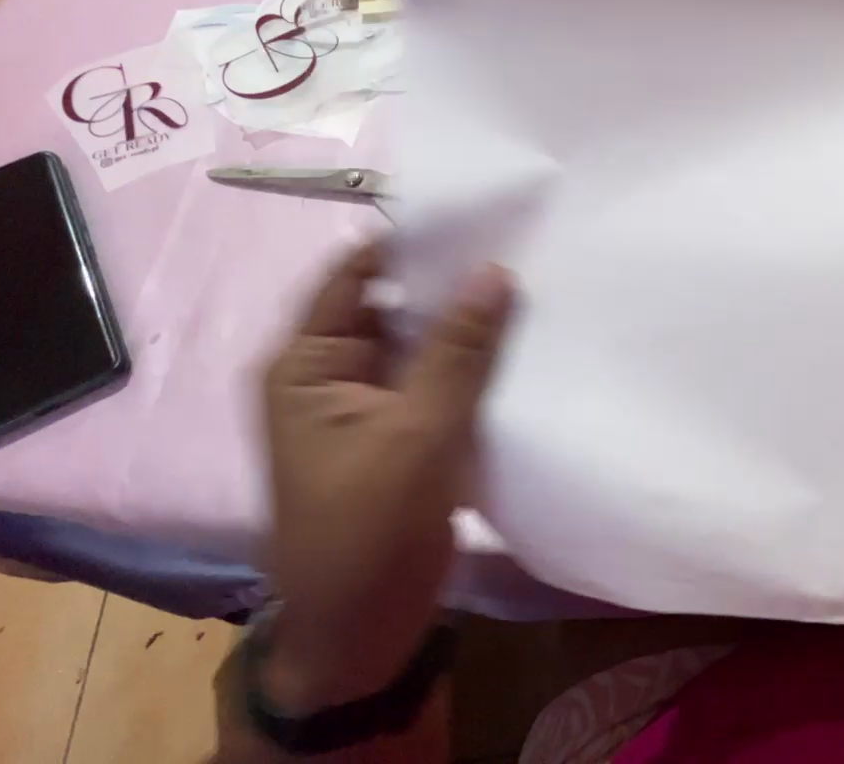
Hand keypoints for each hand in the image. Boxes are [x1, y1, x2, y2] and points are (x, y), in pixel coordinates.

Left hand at [258, 241, 515, 711]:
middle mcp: (336, 372)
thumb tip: (495, 270)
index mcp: (308, 363)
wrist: (361, 628)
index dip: (412, 241)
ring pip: (426, 340)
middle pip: (397, 304)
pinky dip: (477, 359)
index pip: (357, 274)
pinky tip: (526, 341)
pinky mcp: (408, 429)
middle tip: (523, 244)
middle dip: (453, 280)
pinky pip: (443, 376)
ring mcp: (374, 402)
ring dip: (471, 321)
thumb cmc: (369, 525)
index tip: (480, 215)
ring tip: (535, 282)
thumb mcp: (417, 431)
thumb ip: (458, 350)